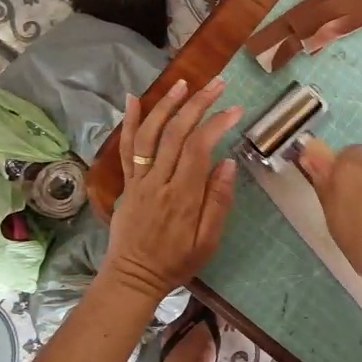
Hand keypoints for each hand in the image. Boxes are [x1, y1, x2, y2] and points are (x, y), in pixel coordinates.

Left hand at [102, 78, 242, 302]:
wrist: (133, 277)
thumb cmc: (176, 262)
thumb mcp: (207, 242)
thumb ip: (218, 202)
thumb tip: (228, 163)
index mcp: (182, 197)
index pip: (199, 149)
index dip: (216, 124)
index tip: (235, 109)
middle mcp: (158, 182)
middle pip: (176, 133)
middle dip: (198, 104)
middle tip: (217, 84)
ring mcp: (139, 179)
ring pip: (150, 134)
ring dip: (167, 105)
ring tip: (184, 83)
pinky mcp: (127, 181)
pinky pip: (126, 147)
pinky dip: (131, 121)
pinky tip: (135, 98)